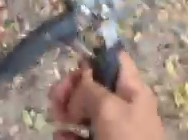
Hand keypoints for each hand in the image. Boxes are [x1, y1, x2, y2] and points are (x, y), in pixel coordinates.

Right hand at [48, 53, 163, 139]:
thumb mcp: (108, 107)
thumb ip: (89, 87)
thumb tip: (79, 81)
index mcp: (132, 90)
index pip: (114, 59)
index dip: (93, 55)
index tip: (72, 63)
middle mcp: (124, 107)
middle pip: (94, 85)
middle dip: (72, 87)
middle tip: (56, 97)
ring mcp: (114, 131)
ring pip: (85, 110)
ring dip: (67, 110)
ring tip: (55, 116)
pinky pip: (82, 135)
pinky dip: (69, 134)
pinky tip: (59, 136)